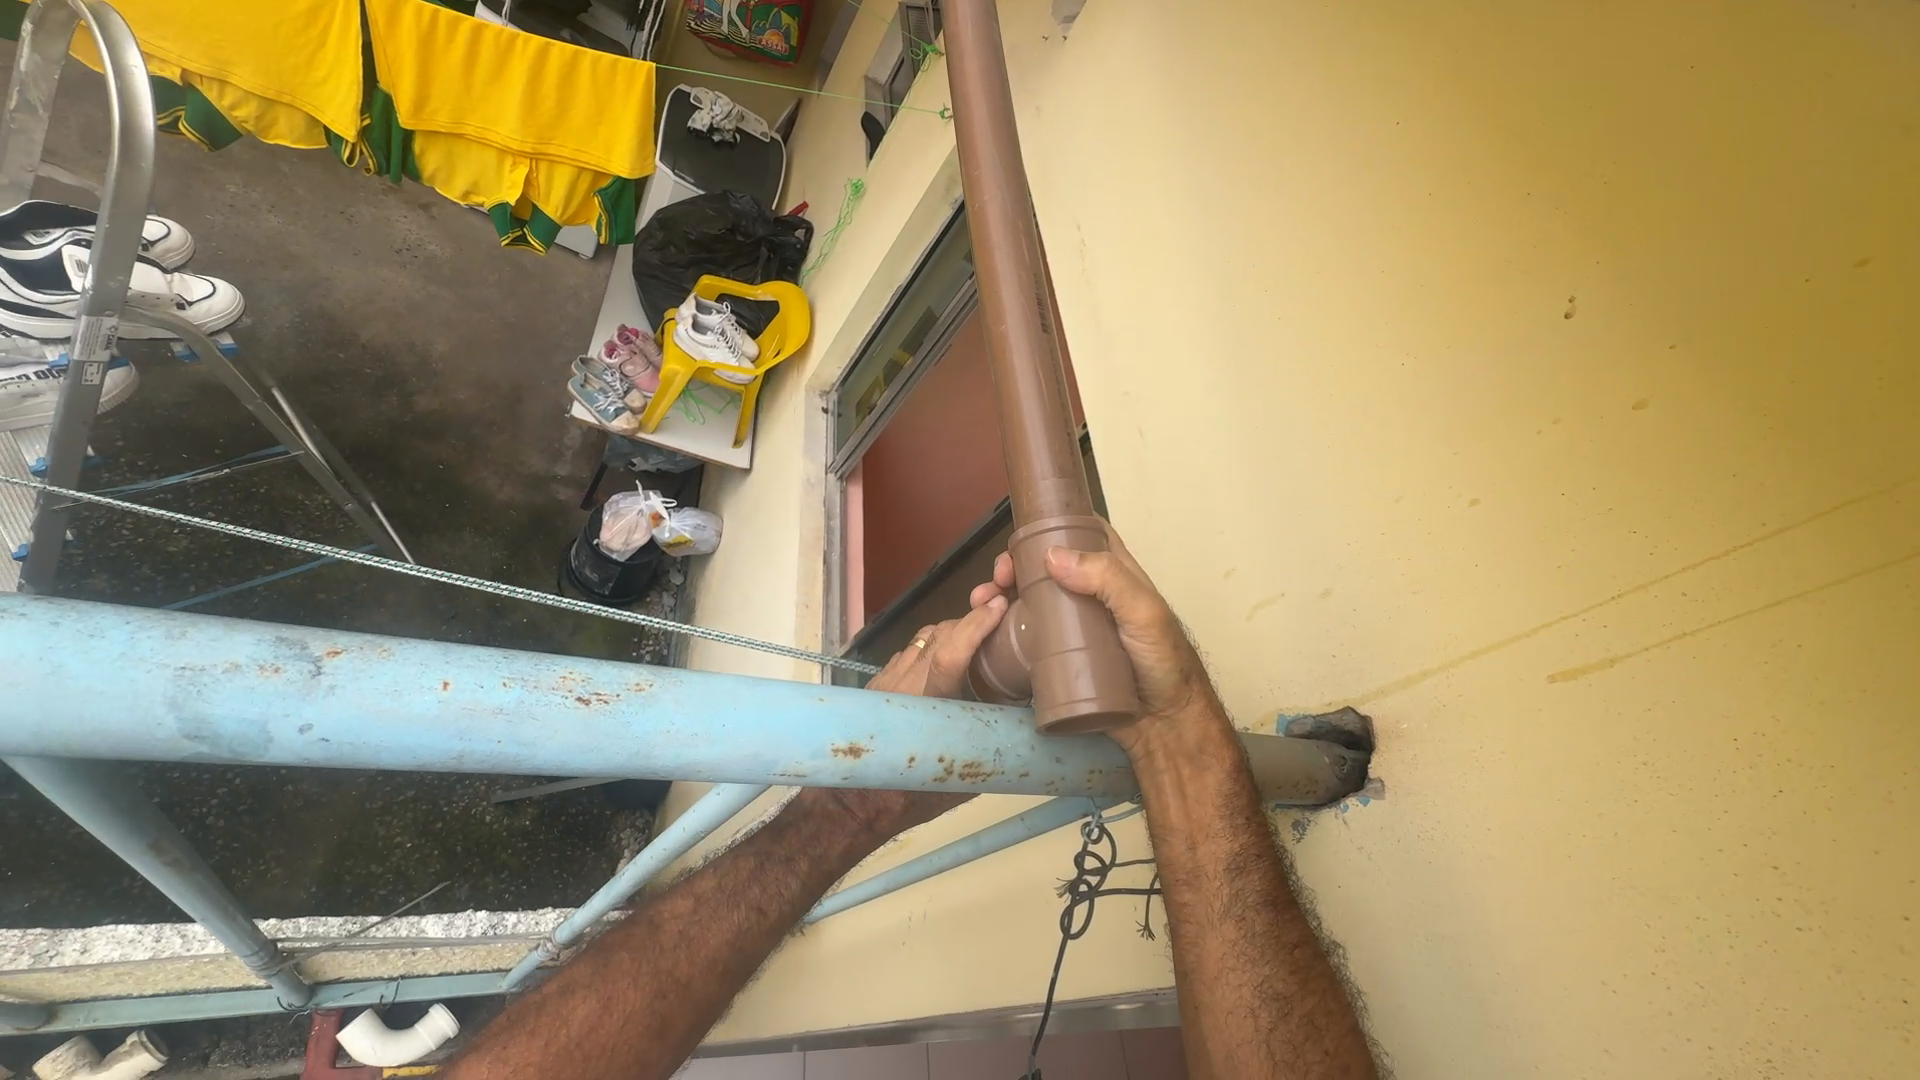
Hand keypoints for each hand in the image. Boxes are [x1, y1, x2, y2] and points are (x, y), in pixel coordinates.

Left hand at [818, 595, 1009, 839]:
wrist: (855, 802)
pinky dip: (932, 647)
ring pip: (923, 639)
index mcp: (926, 702)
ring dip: (951, 633)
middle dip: (970, 623)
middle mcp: (903, 682)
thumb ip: (993, 743)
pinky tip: (945, 662)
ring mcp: (886, 679)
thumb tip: (1025, 720)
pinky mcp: (877, 683)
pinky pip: (910, 652)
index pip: (951, 650)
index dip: (976, 625)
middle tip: (998, 623)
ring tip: (975, 641)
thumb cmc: (911, 795)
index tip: (999, 607)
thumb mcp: (964, 775)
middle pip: (940, 635)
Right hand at [967, 526, 1224, 754]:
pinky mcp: (1059, 659)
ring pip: (1030, 602)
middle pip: (1044, 569)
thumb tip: (1051, 557)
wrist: (1163, 727)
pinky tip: (986, 631)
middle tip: (997, 579)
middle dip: (1014, 567)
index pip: (1079, 536)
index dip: (1049, 530)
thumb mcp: (1143, 613)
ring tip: (982, 603)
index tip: (1019, 540)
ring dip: (1001, 596)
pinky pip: (1028, 638)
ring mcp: (1072, 629)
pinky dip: (1003, 630)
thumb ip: (1108, 580)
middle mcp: (1089, 596)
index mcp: (1113, 575)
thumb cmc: (1163, 663)